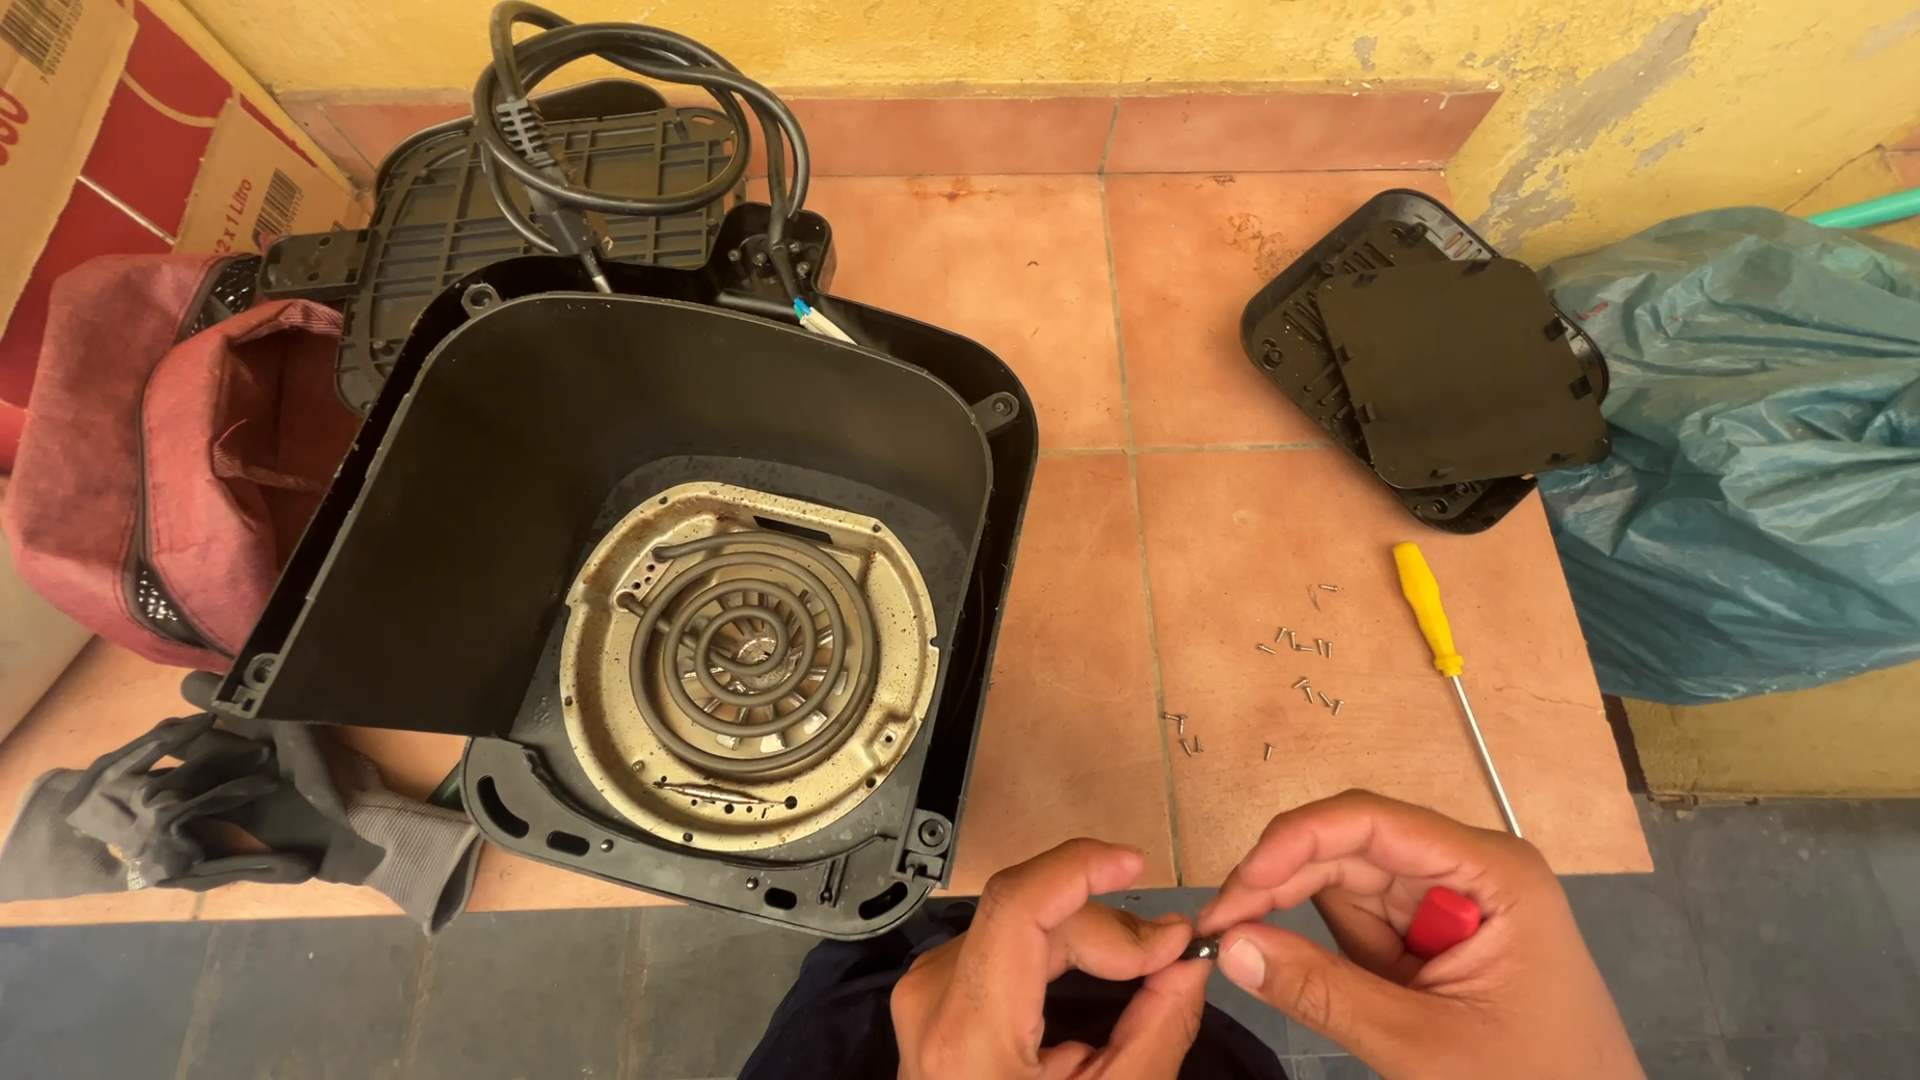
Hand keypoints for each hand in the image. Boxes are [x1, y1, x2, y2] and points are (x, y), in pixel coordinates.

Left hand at [892, 839, 1210, 1078]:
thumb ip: (1156, 1029)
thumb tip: (1189, 959)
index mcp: (968, 1031)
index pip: (1019, 903)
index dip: (1080, 867)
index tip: (1135, 863)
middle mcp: (934, 993)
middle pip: (1030, 911)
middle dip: (1108, 925)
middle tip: (1170, 952)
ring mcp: (927, 986)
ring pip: (1021, 920)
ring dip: (1087, 934)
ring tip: (1139, 963)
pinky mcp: (934, 986)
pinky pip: (1007, 940)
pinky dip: (1059, 946)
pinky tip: (1097, 969)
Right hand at [1198, 790, 1641, 1079]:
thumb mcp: (1428, 1050)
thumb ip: (1323, 992)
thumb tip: (1228, 945)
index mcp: (1488, 871)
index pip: (1371, 822)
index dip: (1294, 840)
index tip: (1239, 886)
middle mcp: (1460, 867)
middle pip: (1344, 846)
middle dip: (1278, 880)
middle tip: (1219, 925)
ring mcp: (1440, 896)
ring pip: (1335, 877)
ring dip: (1285, 907)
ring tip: (1240, 941)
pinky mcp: (1421, 930)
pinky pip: (1347, 914)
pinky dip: (1307, 936)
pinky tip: (1283, 955)